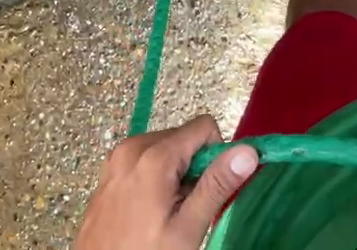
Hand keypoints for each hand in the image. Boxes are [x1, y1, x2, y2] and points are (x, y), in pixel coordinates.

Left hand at [72, 116, 259, 248]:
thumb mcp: (186, 229)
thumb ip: (217, 185)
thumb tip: (249, 150)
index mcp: (154, 155)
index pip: (204, 126)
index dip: (215, 155)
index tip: (208, 190)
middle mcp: (132, 147)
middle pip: (183, 137)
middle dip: (192, 167)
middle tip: (185, 208)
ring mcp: (116, 160)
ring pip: (164, 148)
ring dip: (173, 173)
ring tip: (165, 213)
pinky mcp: (107, 174)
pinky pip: (144, 160)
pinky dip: (153, 178)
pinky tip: (146, 212)